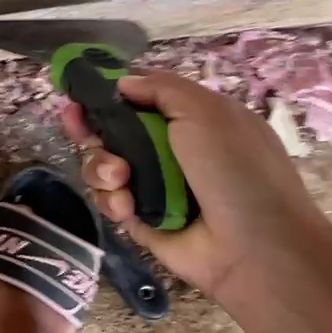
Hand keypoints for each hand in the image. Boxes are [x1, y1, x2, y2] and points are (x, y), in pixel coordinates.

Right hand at [64, 70, 331, 296]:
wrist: (256, 250)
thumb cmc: (237, 171)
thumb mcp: (208, 113)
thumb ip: (162, 88)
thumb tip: (121, 83)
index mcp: (191, 120)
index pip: (140, 97)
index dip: (109, 92)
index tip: (81, 91)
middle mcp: (168, 150)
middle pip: (111, 129)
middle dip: (90, 126)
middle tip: (75, 123)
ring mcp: (152, 184)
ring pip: (102, 163)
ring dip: (102, 166)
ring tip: (120, 179)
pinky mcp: (138, 216)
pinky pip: (107, 198)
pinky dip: (112, 199)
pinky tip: (128, 207)